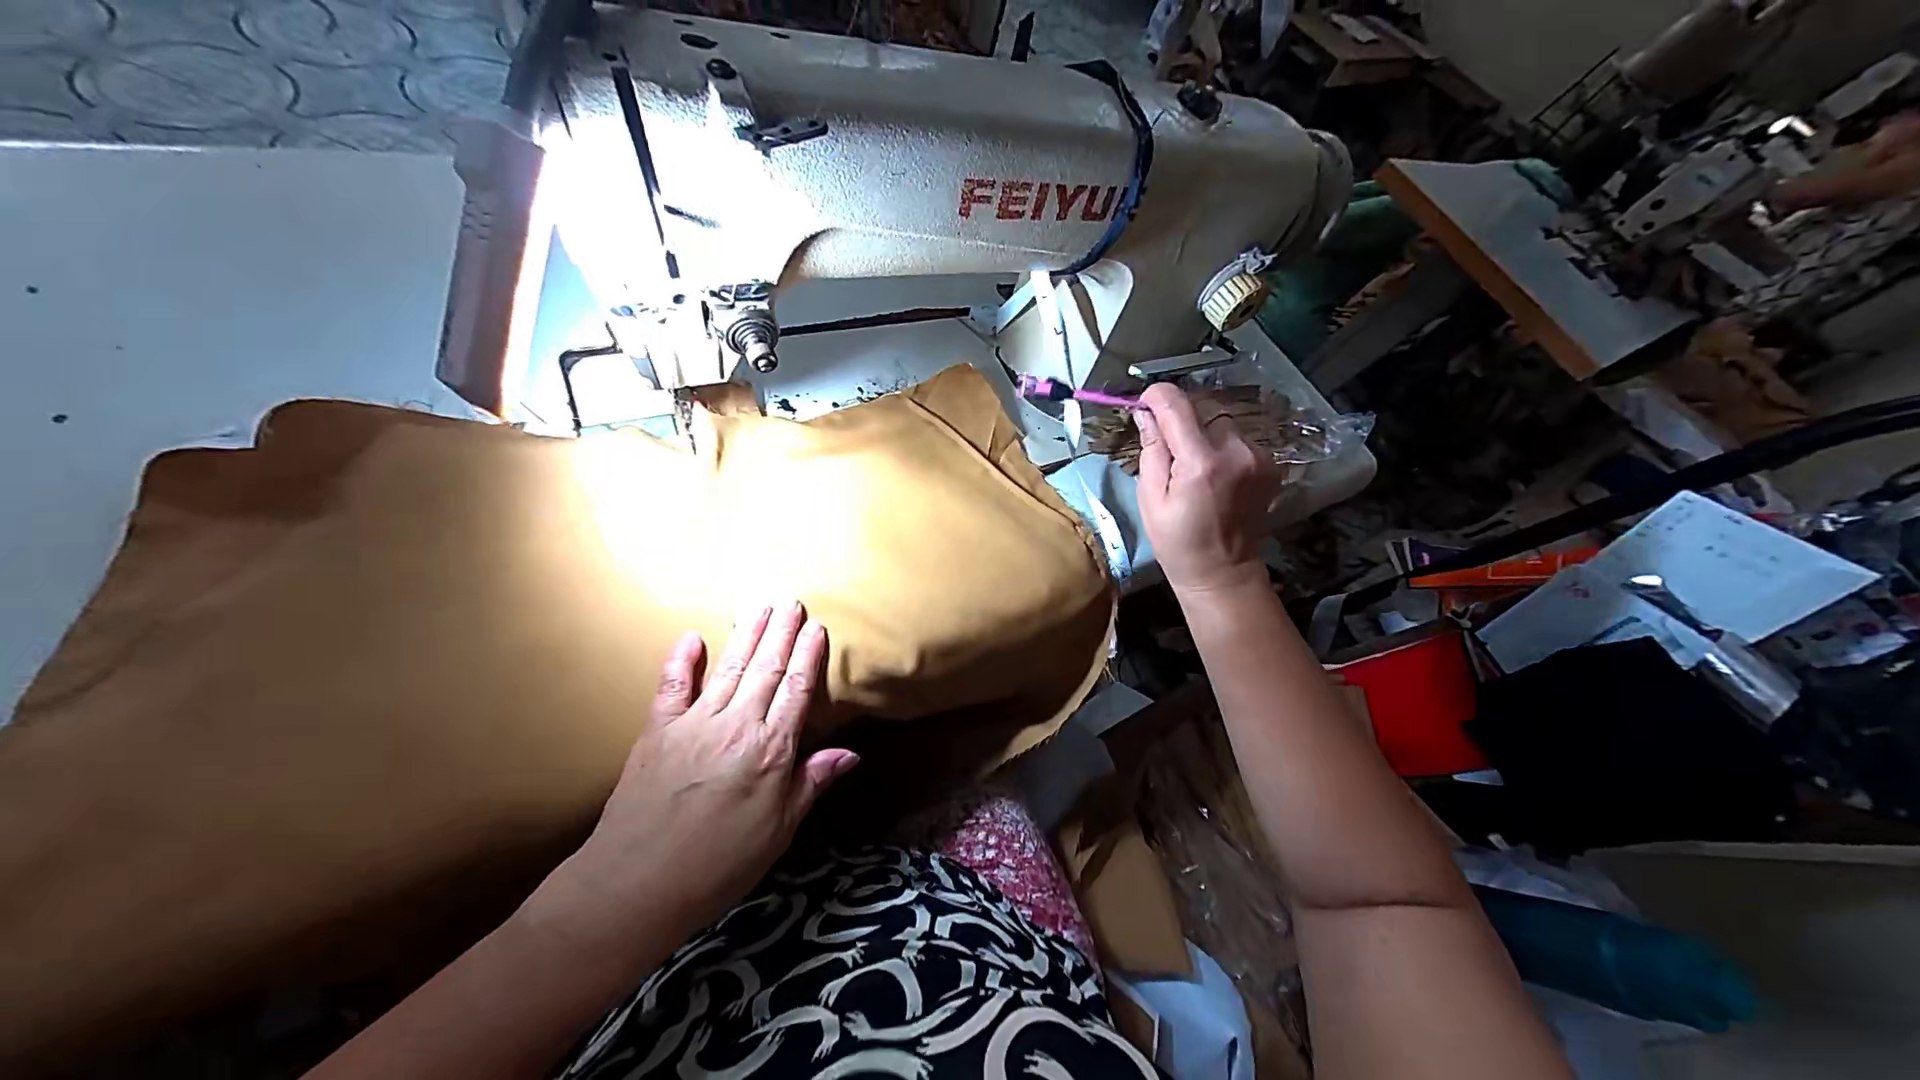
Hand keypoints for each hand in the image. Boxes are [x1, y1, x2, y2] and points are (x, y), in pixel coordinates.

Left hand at [526, 603, 857, 953]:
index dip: (809, 656)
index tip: (817, 627)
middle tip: (791, 600)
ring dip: (747, 634)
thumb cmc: (719, 865)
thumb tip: (850, 753)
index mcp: (771, 750)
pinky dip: (681, 660)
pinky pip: (672, 687)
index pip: (797, 691)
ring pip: (728, 668)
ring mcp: (693, 724)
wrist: (635, 885)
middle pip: (766, 669)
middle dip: (782, 632)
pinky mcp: (657, 731)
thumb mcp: (779, 831)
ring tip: (760, 606)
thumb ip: (811, 783)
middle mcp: (736, 726)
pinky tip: (692, 637)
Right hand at [1134, 383, 1282, 593]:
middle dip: (1181, 423)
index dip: (1156, 397)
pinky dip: (1222, 448)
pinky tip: (1215, 475)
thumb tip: (1147, 414)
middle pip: (1201, 411)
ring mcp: (1259, 456)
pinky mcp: (1270, 462)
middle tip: (1168, 451)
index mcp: (1201, 463)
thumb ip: (1152, 449)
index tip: (1144, 404)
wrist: (1223, 571)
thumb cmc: (1177, 541)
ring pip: (1220, 424)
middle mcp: (1236, 452)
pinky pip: (1238, 439)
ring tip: (1194, 468)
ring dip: (1203, 436)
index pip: (1176, 404)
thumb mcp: (1150, 497)